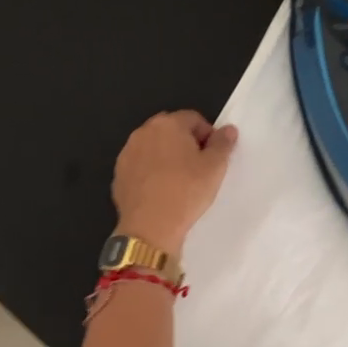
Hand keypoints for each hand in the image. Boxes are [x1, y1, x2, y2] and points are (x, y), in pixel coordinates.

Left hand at [111, 110, 238, 254]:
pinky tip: (161, 192)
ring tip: (179, 182)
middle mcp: (143, 132)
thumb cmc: (186, 191)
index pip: (194, 119)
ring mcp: (127, 153)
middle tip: (199, 169)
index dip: (208, 136)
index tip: (213, 157)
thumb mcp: (214, 168)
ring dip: (166, 158)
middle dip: (186, 144)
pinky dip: (151, 173)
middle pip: (171, 130)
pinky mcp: (119, 175)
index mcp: (168, 124)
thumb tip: (228, 130)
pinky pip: (141, 167)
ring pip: (154, 148)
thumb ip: (223, 144)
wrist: (150, 227)